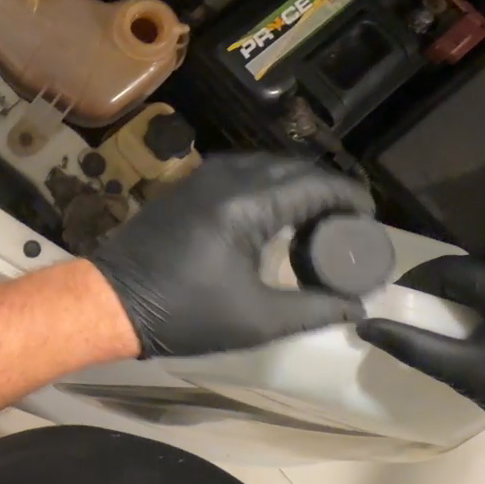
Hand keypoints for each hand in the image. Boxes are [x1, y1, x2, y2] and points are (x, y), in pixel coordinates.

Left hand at [86, 154, 371, 357]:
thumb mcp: (258, 319)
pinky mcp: (186, 186)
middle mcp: (225, 178)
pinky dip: (266, 182)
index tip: (370, 217)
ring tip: (317, 216)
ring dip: (294, 182)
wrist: (114, 300)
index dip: (350, 196)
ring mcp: (201, 177)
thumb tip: (357, 305)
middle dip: (325, 187)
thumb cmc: (185, 313)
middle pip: (291, 168)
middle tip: (347, 220)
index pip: (314, 184)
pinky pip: (238, 171)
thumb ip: (315, 308)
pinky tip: (274, 210)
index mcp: (246, 205)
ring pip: (263, 164)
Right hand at [357, 256, 484, 483]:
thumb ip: (412, 345)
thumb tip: (365, 326)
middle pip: (474, 272)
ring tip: (440, 322)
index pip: (454, 269)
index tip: (394, 301)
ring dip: (463, 298)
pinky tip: (476, 330)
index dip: (418, 281)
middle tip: (414, 313)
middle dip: (439, 290)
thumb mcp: (466, 373)